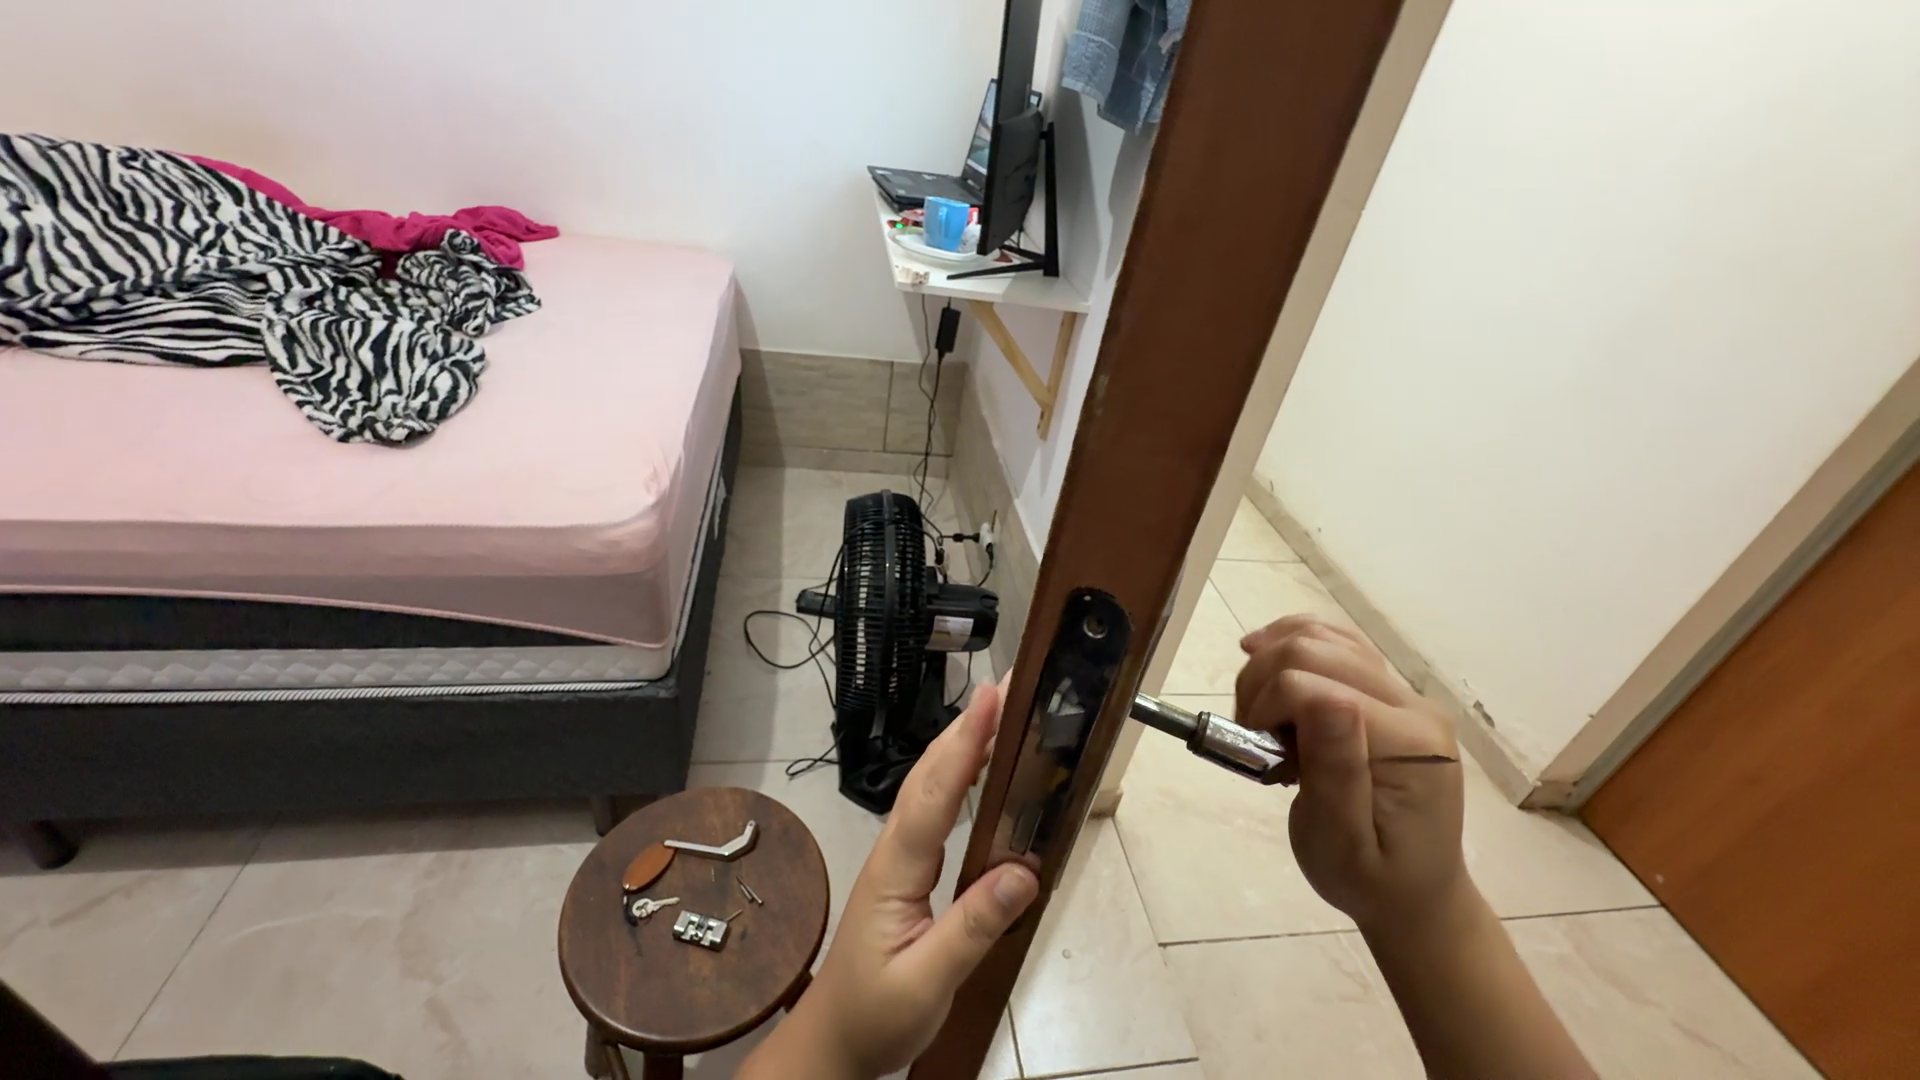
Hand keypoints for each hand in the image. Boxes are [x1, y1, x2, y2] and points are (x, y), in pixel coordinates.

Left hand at [748, 679, 1039, 1079]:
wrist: (833, 1041)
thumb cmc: (876, 1014)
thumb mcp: (926, 982)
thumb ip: (973, 927)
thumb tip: (1024, 870)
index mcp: (896, 869)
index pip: (934, 794)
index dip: (964, 744)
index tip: (991, 701)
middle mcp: (894, 851)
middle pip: (927, 776)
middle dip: (963, 729)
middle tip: (1002, 690)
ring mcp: (896, 859)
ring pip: (927, 789)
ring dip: (958, 747)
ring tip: (994, 716)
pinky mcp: (905, 872)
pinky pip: (932, 811)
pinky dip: (955, 779)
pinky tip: (975, 775)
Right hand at [1236, 616, 1467, 929]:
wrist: (1413, 893)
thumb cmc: (1369, 877)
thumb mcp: (1343, 843)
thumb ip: (1337, 771)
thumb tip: (1325, 698)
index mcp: (1408, 742)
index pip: (1312, 687)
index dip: (1266, 709)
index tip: (1262, 757)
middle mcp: (1413, 704)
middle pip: (1312, 649)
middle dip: (1262, 682)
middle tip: (1256, 738)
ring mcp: (1403, 693)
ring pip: (1320, 634)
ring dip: (1271, 660)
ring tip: (1261, 709)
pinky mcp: (1386, 691)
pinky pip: (1334, 640)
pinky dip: (1291, 640)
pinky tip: (1264, 655)